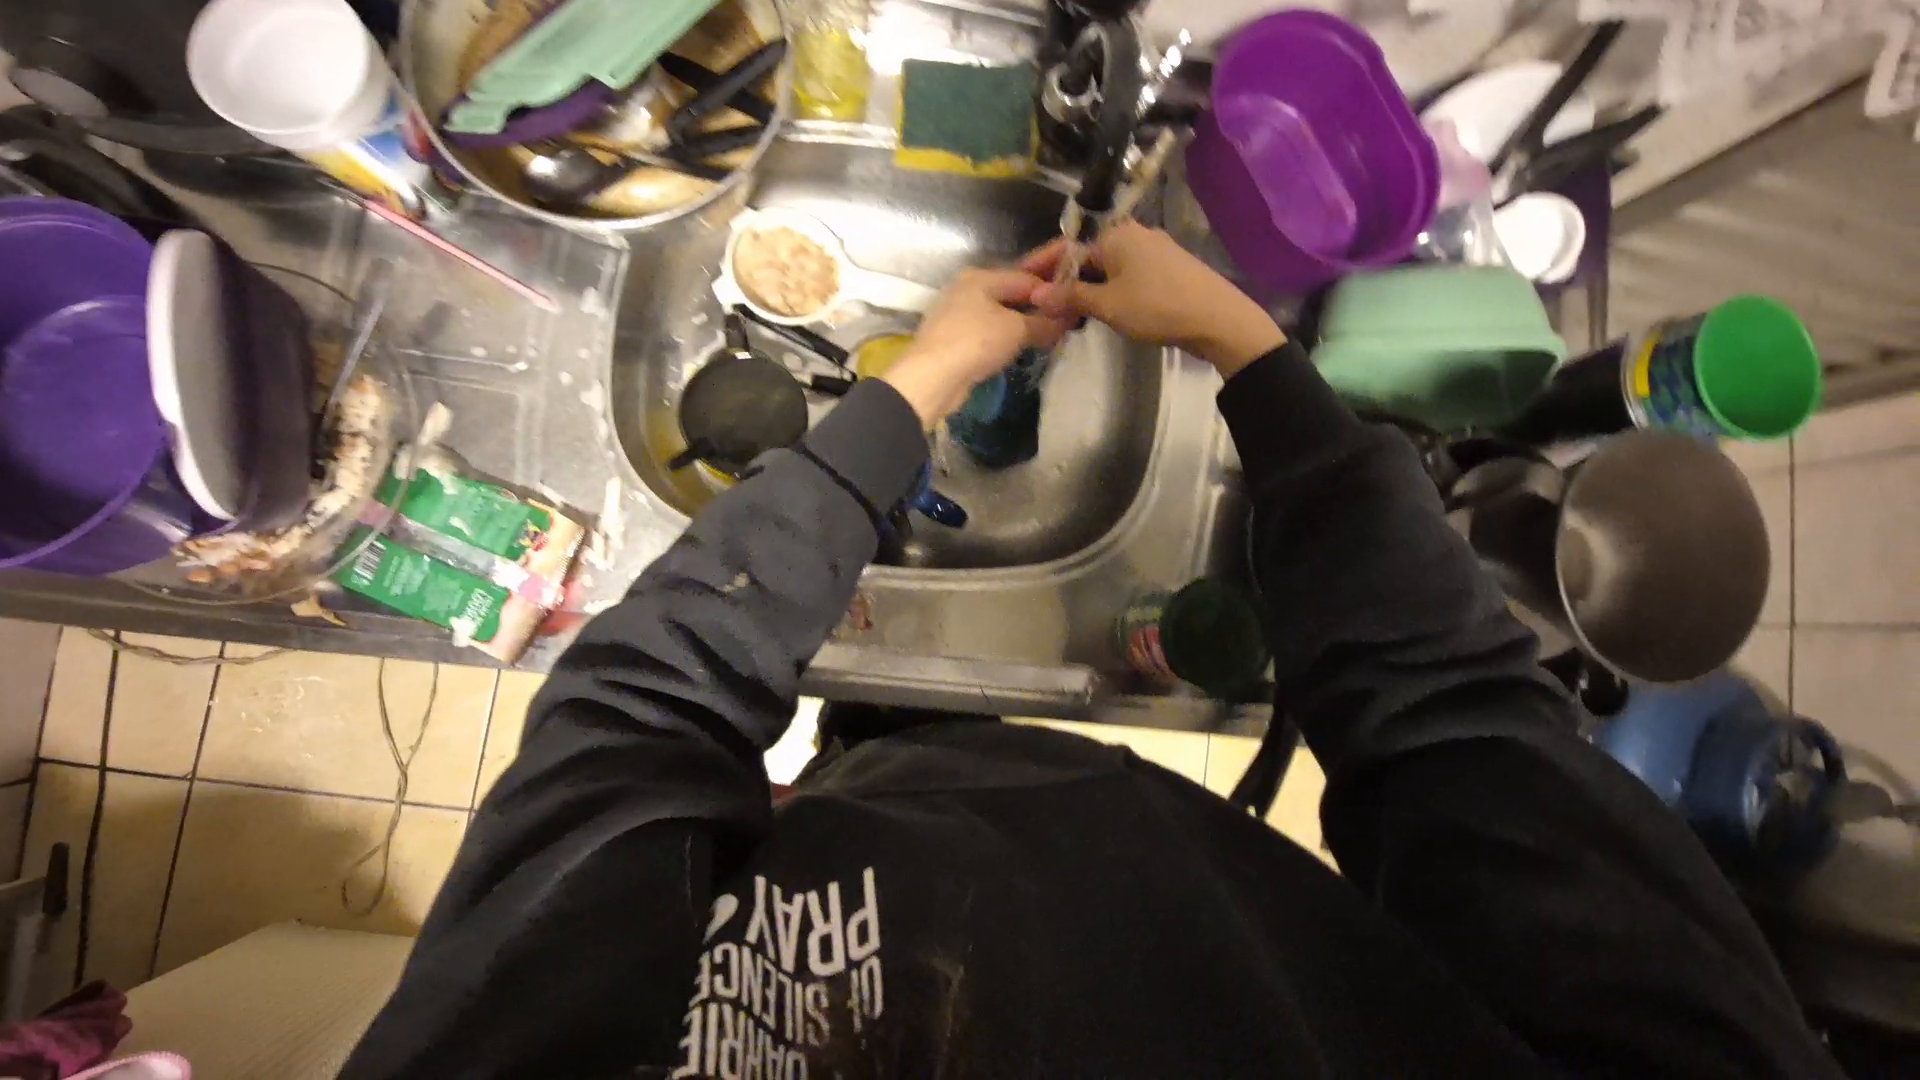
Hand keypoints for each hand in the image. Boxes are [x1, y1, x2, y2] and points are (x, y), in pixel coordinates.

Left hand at [881, 267, 1073, 427]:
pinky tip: (1024, 347)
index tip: (1076, 294)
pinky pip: (991, 334)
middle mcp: (968, 290)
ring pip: (1001, 314)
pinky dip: (1010, 338)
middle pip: (1012, 293)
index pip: (1026, 276)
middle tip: (1068, 312)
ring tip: (1052, 331)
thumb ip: (1043, 323)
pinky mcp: (956, 341)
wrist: (932, 377)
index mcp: (981, 277)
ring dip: (1026, 322)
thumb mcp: (1016, 329)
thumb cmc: (975, 341)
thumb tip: (1066, 321)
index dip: (1053, 284)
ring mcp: (959, 316)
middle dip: (1040, 302)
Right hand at [1025, 222, 1284, 376]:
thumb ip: (1070, 296)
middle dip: (1064, 282)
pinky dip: (1108, 291)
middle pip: (1087, 257)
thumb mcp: (1107, 305)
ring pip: (1106, 268)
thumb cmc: (1156, 307)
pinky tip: (1102, 311)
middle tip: (1044, 308)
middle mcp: (1132, 233)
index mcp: (1114, 234)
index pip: (1066, 249)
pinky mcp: (1167, 267)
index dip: (1041, 267)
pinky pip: (1125, 275)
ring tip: (1069, 315)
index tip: (1020, 282)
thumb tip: (1037, 293)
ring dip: (1086, 289)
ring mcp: (1153, 249)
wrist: (1216, 318)